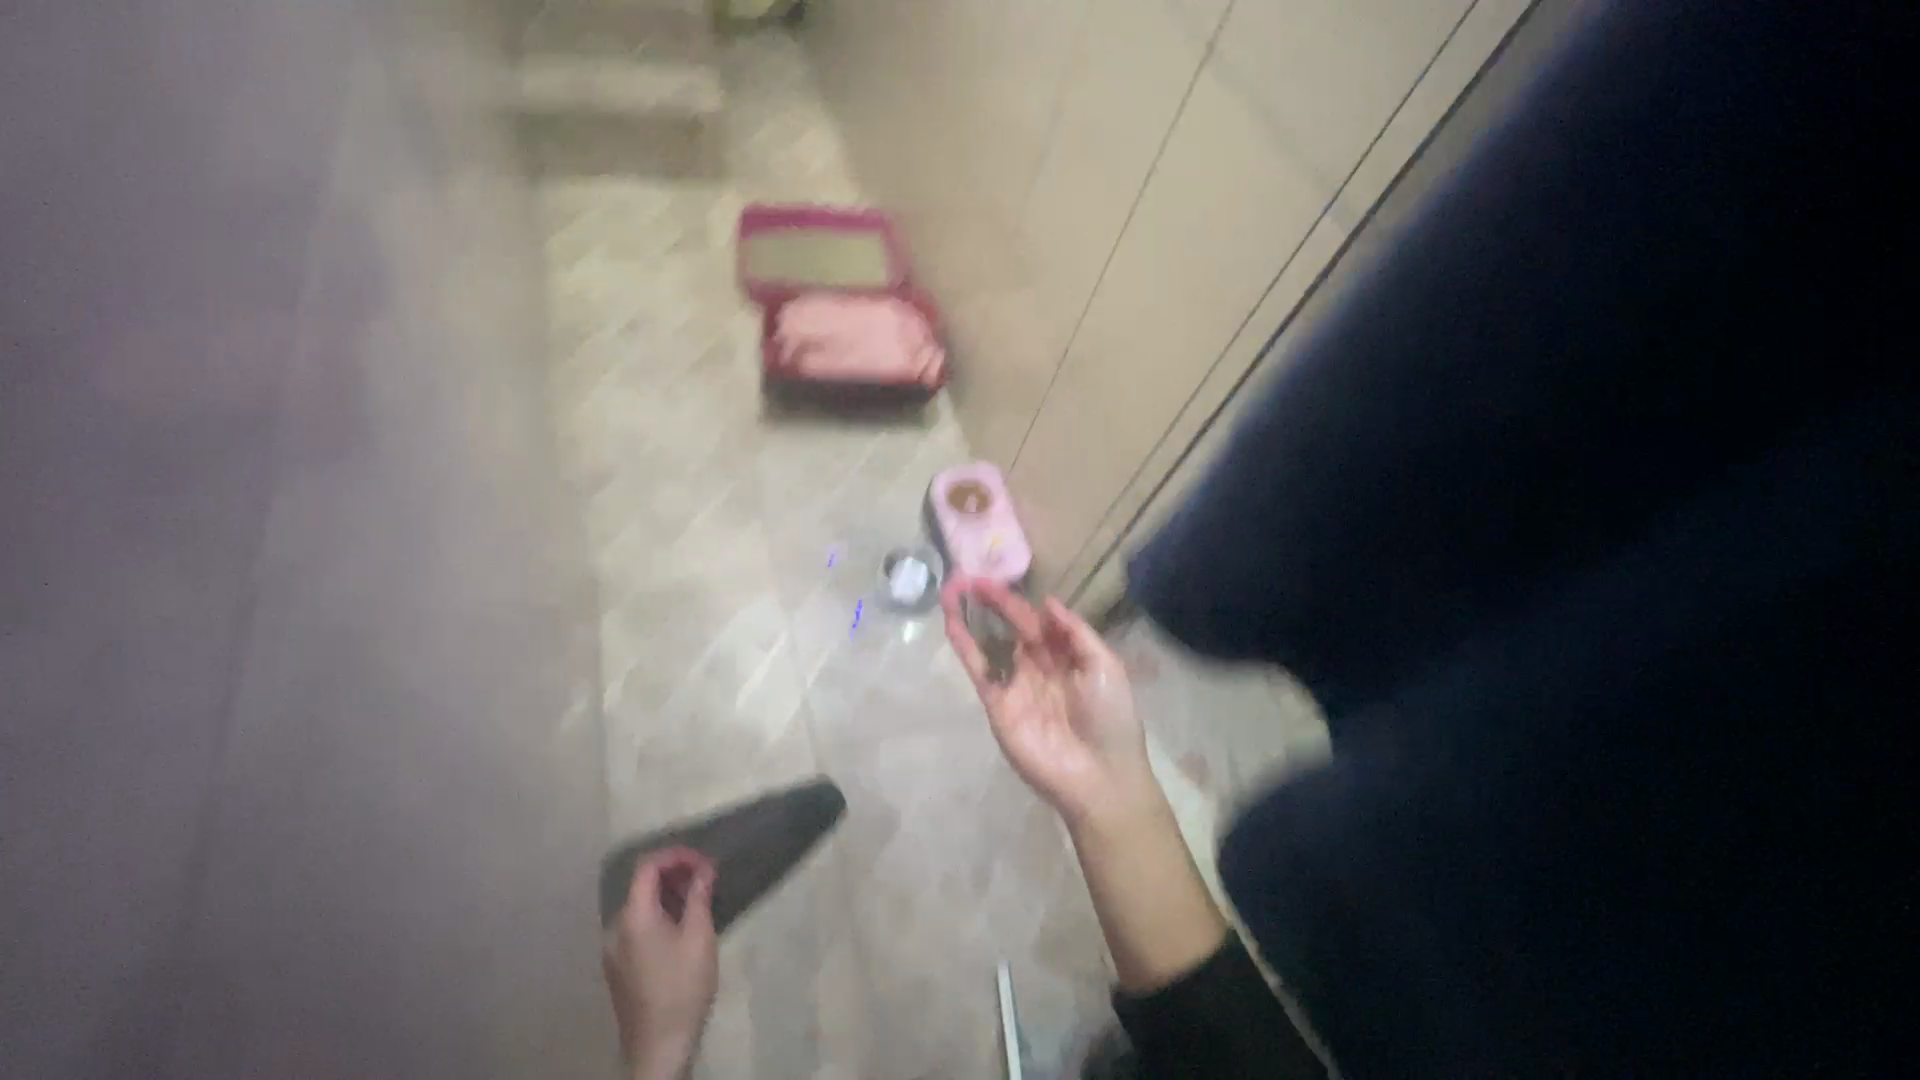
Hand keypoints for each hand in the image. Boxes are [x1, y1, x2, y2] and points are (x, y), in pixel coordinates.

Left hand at [602, 848, 718, 1079]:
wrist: (659, 1047)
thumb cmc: (683, 987)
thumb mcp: (699, 936)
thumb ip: (699, 897)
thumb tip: (704, 869)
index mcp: (633, 916)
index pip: (648, 867)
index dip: (677, 856)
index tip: (704, 862)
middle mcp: (615, 928)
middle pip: (641, 886)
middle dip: (674, 875)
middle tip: (707, 880)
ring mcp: (613, 950)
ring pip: (640, 907)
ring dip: (668, 896)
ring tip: (699, 902)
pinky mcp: (618, 967)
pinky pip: (637, 927)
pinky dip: (658, 916)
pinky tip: (682, 929)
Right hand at [941, 579, 1157, 826]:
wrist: (1100, 776)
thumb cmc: (1111, 718)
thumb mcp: (1105, 665)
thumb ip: (1075, 633)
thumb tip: (1047, 602)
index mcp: (1066, 658)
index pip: (1038, 623)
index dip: (1019, 602)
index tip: (998, 579)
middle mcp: (1038, 668)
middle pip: (1009, 629)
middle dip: (990, 604)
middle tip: (969, 578)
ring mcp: (1015, 686)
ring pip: (989, 645)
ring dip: (970, 618)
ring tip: (951, 590)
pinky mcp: (997, 705)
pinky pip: (979, 670)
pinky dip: (965, 646)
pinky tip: (951, 621)